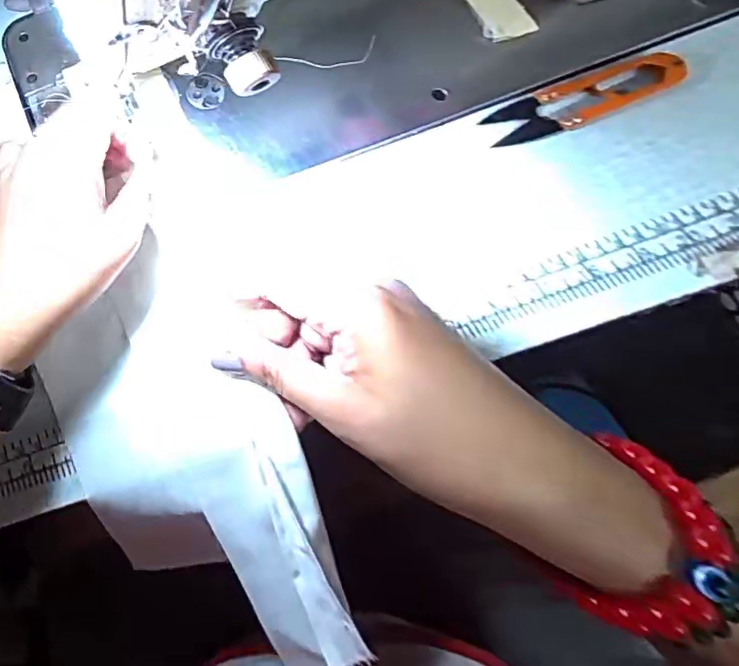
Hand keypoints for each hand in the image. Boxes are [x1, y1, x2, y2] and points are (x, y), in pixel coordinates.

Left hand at [0, 97, 149, 372]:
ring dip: (84, 146)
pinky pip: (37, 144)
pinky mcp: (3, 171)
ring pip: (61, 125)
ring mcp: (15, 156)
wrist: (12, 303)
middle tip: (120, 178)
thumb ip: (143, 181)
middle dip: (108, 136)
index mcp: (68, 154)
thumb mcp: (125, 232)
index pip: (102, 104)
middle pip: (82, 110)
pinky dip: (56, 156)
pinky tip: (61, 188)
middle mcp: (36, 145)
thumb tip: (145, 157)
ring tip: (93, 189)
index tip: (133, 161)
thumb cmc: (69, 272)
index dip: (125, 128)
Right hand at [226, 283, 674, 592]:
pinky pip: (346, 326)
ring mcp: (390, 300)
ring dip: (299, 354)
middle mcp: (371, 283)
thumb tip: (223, 345)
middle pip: (295, 295)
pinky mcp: (403, 320)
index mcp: (354, 294)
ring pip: (318, 315)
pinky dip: (326, 355)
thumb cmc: (429, 439)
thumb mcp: (340, 409)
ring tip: (298, 406)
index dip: (237, 296)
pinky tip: (325, 396)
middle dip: (272, 336)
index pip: (274, 274)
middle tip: (267, 388)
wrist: (524, 464)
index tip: (213, 325)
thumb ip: (275, 369)